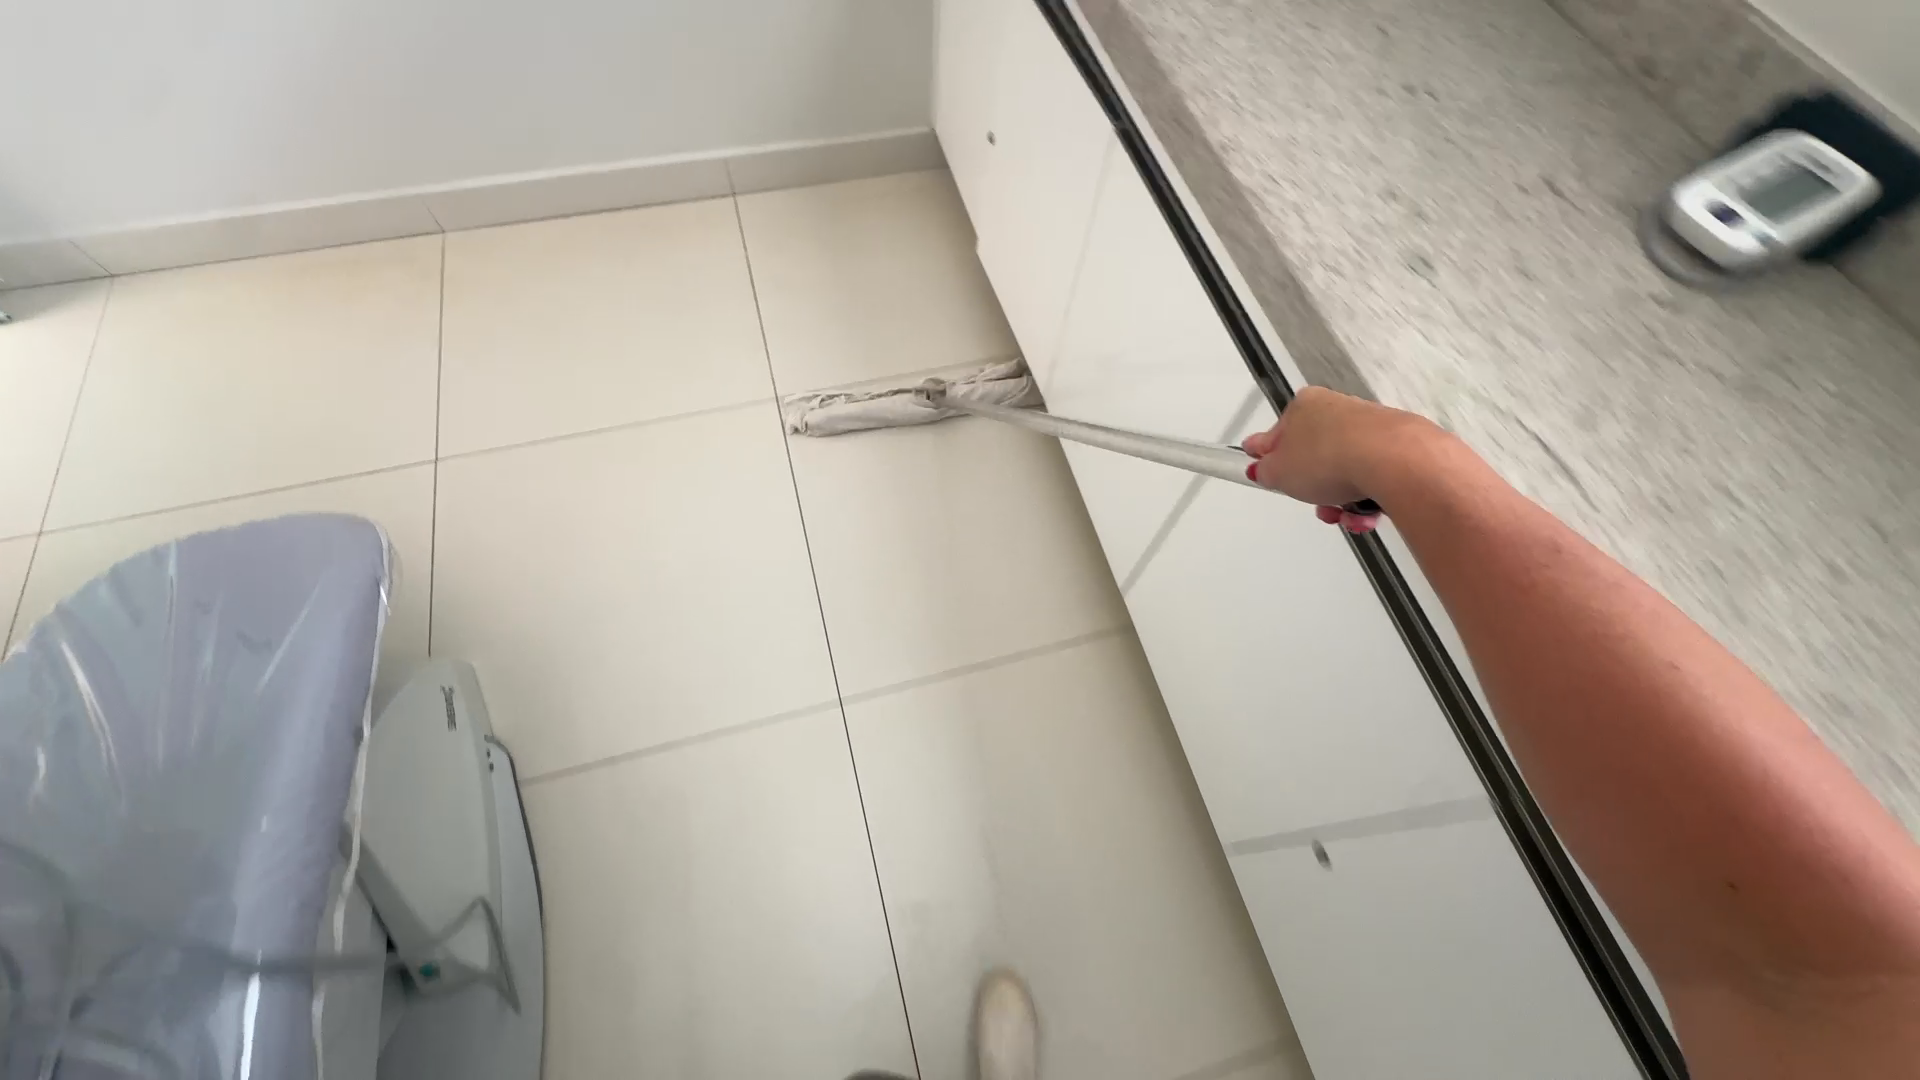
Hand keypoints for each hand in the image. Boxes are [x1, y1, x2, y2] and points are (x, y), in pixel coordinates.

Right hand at [1242, 386, 1437, 532]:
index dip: (1270, 456)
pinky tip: (1365, 514)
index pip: (1278, 432)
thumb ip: (1263, 471)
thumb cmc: (1332, 457)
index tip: (1266, 471)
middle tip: (1313, 503)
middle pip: (1315, 456)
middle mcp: (1338, 409)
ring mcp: (1370, 426)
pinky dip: (1367, 499)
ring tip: (1344, 515)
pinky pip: (1373, 477)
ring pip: (1345, 470)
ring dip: (1340, 500)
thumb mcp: (1277, 472)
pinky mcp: (1397, 446)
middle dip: (1313, 488)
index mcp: (1304, 405)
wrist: (1394, 463)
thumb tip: (1262, 469)